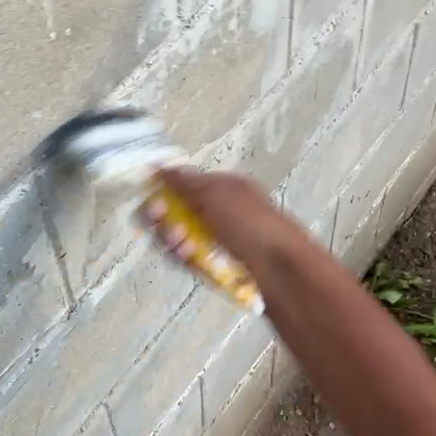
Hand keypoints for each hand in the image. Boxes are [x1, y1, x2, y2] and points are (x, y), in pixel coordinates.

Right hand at [151, 168, 327, 280]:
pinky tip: (192, 262)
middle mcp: (222, 210)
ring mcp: (221, 238)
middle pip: (178, 212)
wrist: (281, 270)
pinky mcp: (220, 264)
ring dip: (176, 242)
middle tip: (171, 230)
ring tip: (184, 249)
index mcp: (224, 187)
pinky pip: (192, 259)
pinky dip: (187, 260)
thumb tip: (158, 165)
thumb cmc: (250, 224)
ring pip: (182, 237)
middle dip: (167, 221)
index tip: (153, 204)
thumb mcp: (216, 194)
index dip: (165, 192)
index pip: (184, 184)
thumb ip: (184, 181)